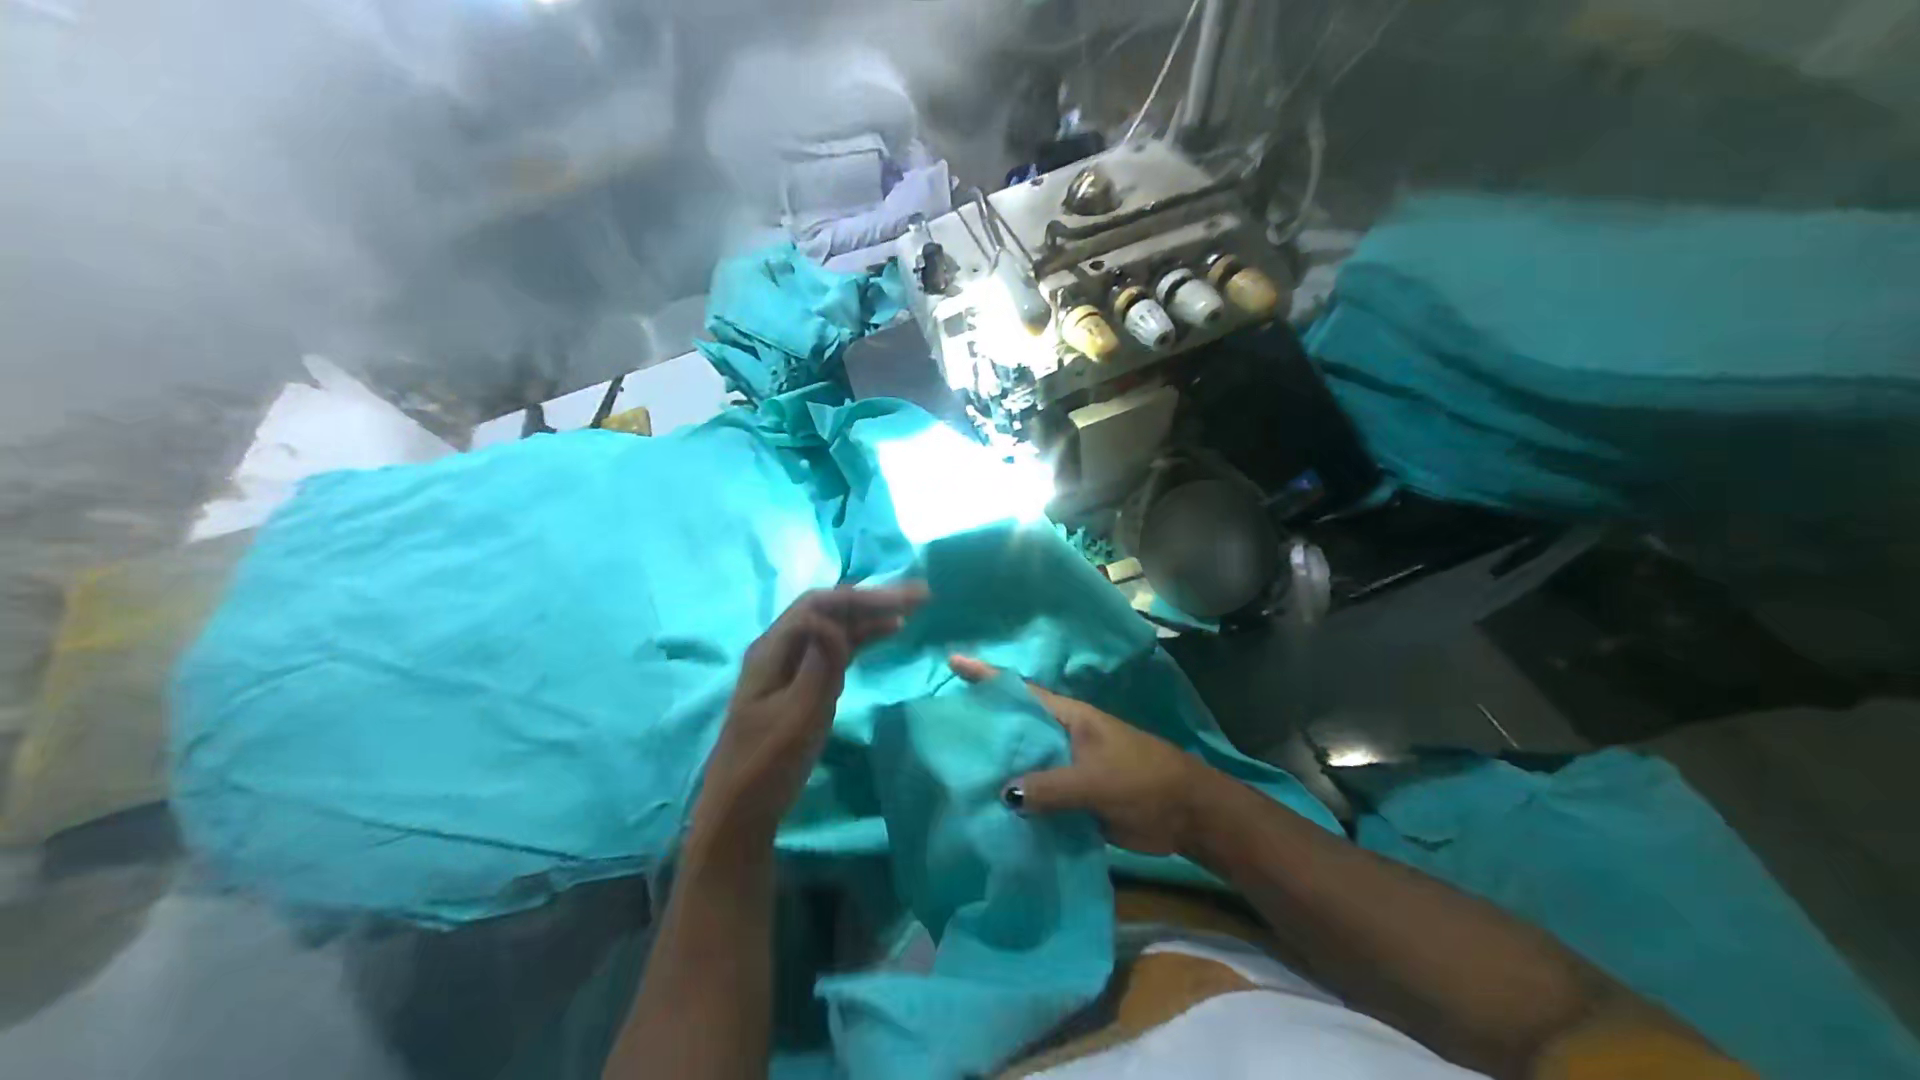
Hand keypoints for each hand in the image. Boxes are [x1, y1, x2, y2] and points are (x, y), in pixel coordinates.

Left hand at [697, 585, 926, 838]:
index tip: (903, 604)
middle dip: (872, 600)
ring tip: (911, 611)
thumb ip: (818, 668)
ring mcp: (791, 666)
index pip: (820, 606)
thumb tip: (834, 622)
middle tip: (919, 597)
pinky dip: (862, 639)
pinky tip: (886, 635)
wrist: (741, 810)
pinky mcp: (802, 685)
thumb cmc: (767, 766)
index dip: (862, 598)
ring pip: (834, 628)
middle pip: (829, 610)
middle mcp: (780, 649)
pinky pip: (835, 649)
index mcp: (772, 650)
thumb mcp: (796, 718)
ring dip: (870, 616)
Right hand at [949, 655, 1219, 855]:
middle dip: (982, 725)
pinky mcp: (1072, 796)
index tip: (952, 662)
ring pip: (1022, 761)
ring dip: (996, 767)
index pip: (1021, 691)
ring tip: (951, 773)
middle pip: (1015, 726)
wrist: (1186, 815)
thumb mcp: (1095, 780)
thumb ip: (1050, 787)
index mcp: (1069, 717)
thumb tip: (1002, 794)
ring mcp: (1067, 766)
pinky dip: (1015, 800)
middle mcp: (1063, 737)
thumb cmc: (1143, 781)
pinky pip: (1035, 794)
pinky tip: (987, 811)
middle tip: (938, 728)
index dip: (987, 676)